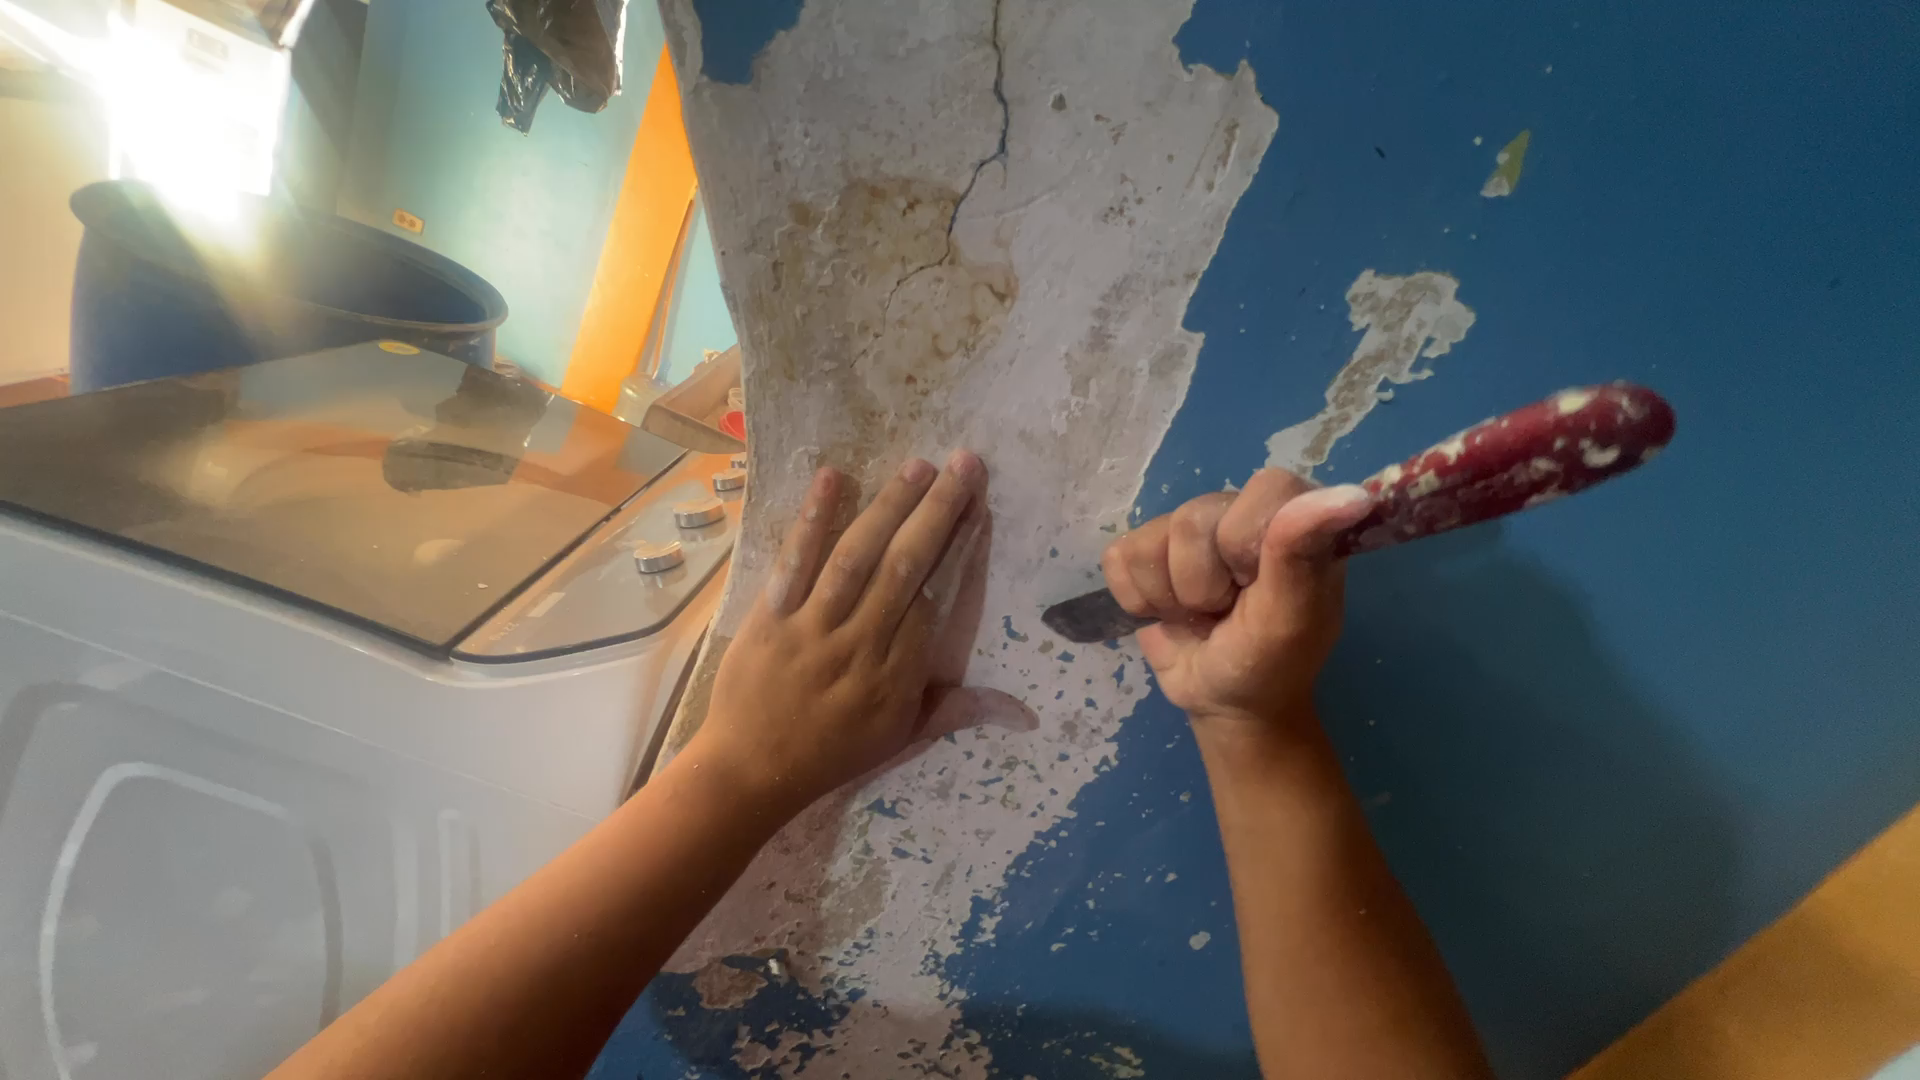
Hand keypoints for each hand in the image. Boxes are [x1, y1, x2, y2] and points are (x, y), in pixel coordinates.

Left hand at [692, 451, 1017, 813]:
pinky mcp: (768, 617)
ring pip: (855, 559)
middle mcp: (859, 645)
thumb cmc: (833, 754)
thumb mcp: (903, 739)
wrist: (750, 774)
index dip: (960, 551)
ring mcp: (811, 629)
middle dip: (937, 513)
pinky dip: (812, 519)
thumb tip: (1027, 712)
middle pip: (904, 569)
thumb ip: (959, 710)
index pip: (936, 601)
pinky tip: (832, 477)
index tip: (979, 507)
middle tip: (963, 464)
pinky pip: (793, 563)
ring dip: (888, 508)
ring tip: (918, 466)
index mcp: (896, 677)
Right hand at [1101, 470, 1373, 730]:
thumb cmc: (1269, 663)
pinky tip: (1166, 611)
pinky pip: (1118, 559)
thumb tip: (1351, 495)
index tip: (1255, 586)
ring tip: (1198, 615)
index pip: (1260, 490)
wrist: (1223, 699)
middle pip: (1190, 520)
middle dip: (1202, 584)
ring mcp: (1182, 528)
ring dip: (1170, 598)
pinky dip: (1137, 599)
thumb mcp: (1292, 619)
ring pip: (1149, 542)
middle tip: (1225, 610)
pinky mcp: (1141, 549)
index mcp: (1289, 512)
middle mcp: (1234, 509)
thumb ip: (1303, 554)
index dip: (1246, 544)